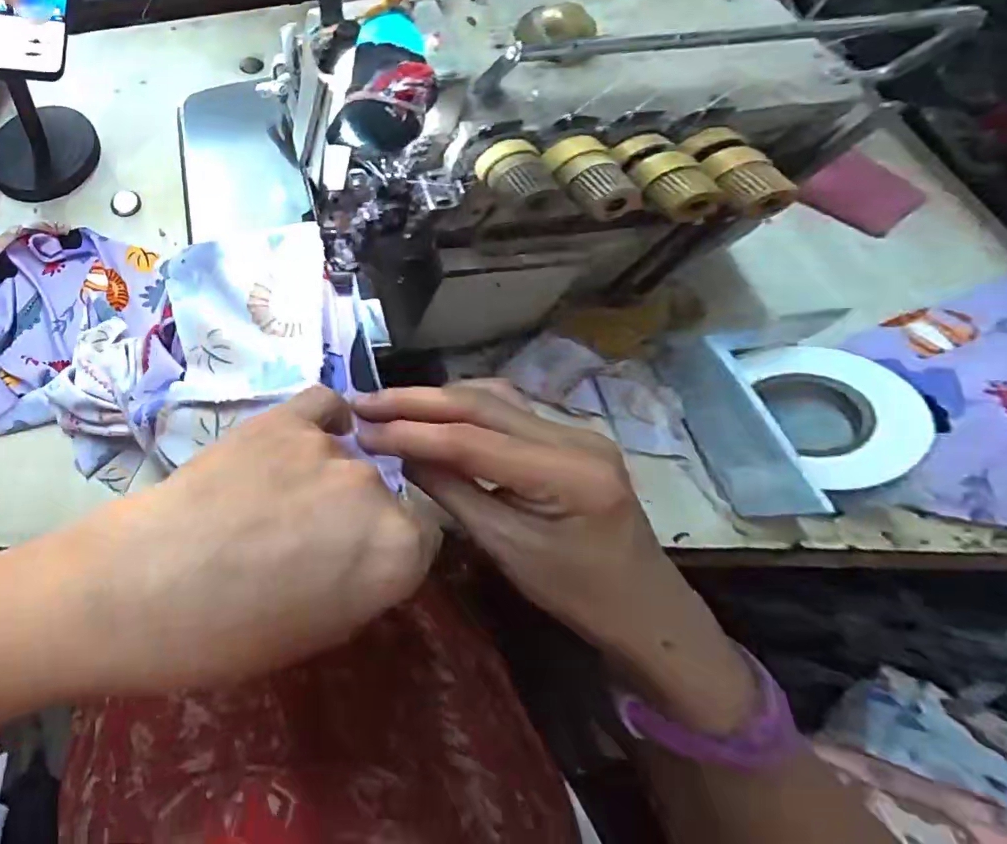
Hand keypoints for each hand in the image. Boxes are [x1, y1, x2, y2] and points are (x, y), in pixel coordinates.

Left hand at [51, 386, 437, 693]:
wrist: (151, 581)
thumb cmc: (231, 632)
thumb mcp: (320, 628)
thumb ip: (360, 580)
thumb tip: (361, 553)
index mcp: (398, 552)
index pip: (420, 535)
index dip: (384, 546)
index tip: (353, 556)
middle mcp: (375, 489)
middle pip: (380, 491)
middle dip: (350, 512)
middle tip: (300, 531)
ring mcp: (326, 447)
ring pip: (343, 454)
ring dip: (321, 473)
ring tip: (272, 492)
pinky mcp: (280, 417)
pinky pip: (321, 404)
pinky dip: (317, 419)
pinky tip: (296, 436)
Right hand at [355, 381, 757, 734]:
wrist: (645, 609)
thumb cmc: (574, 592)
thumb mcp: (503, 545)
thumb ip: (448, 491)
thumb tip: (395, 451)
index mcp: (568, 473)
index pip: (470, 439)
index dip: (410, 432)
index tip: (361, 429)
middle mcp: (575, 436)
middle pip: (479, 404)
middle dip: (414, 401)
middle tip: (362, 402)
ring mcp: (574, 430)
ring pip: (490, 397)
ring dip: (434, 398)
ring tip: (386, 404)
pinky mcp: (566, 434)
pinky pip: (504, 408)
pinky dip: (460, 407)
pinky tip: (430, 412)